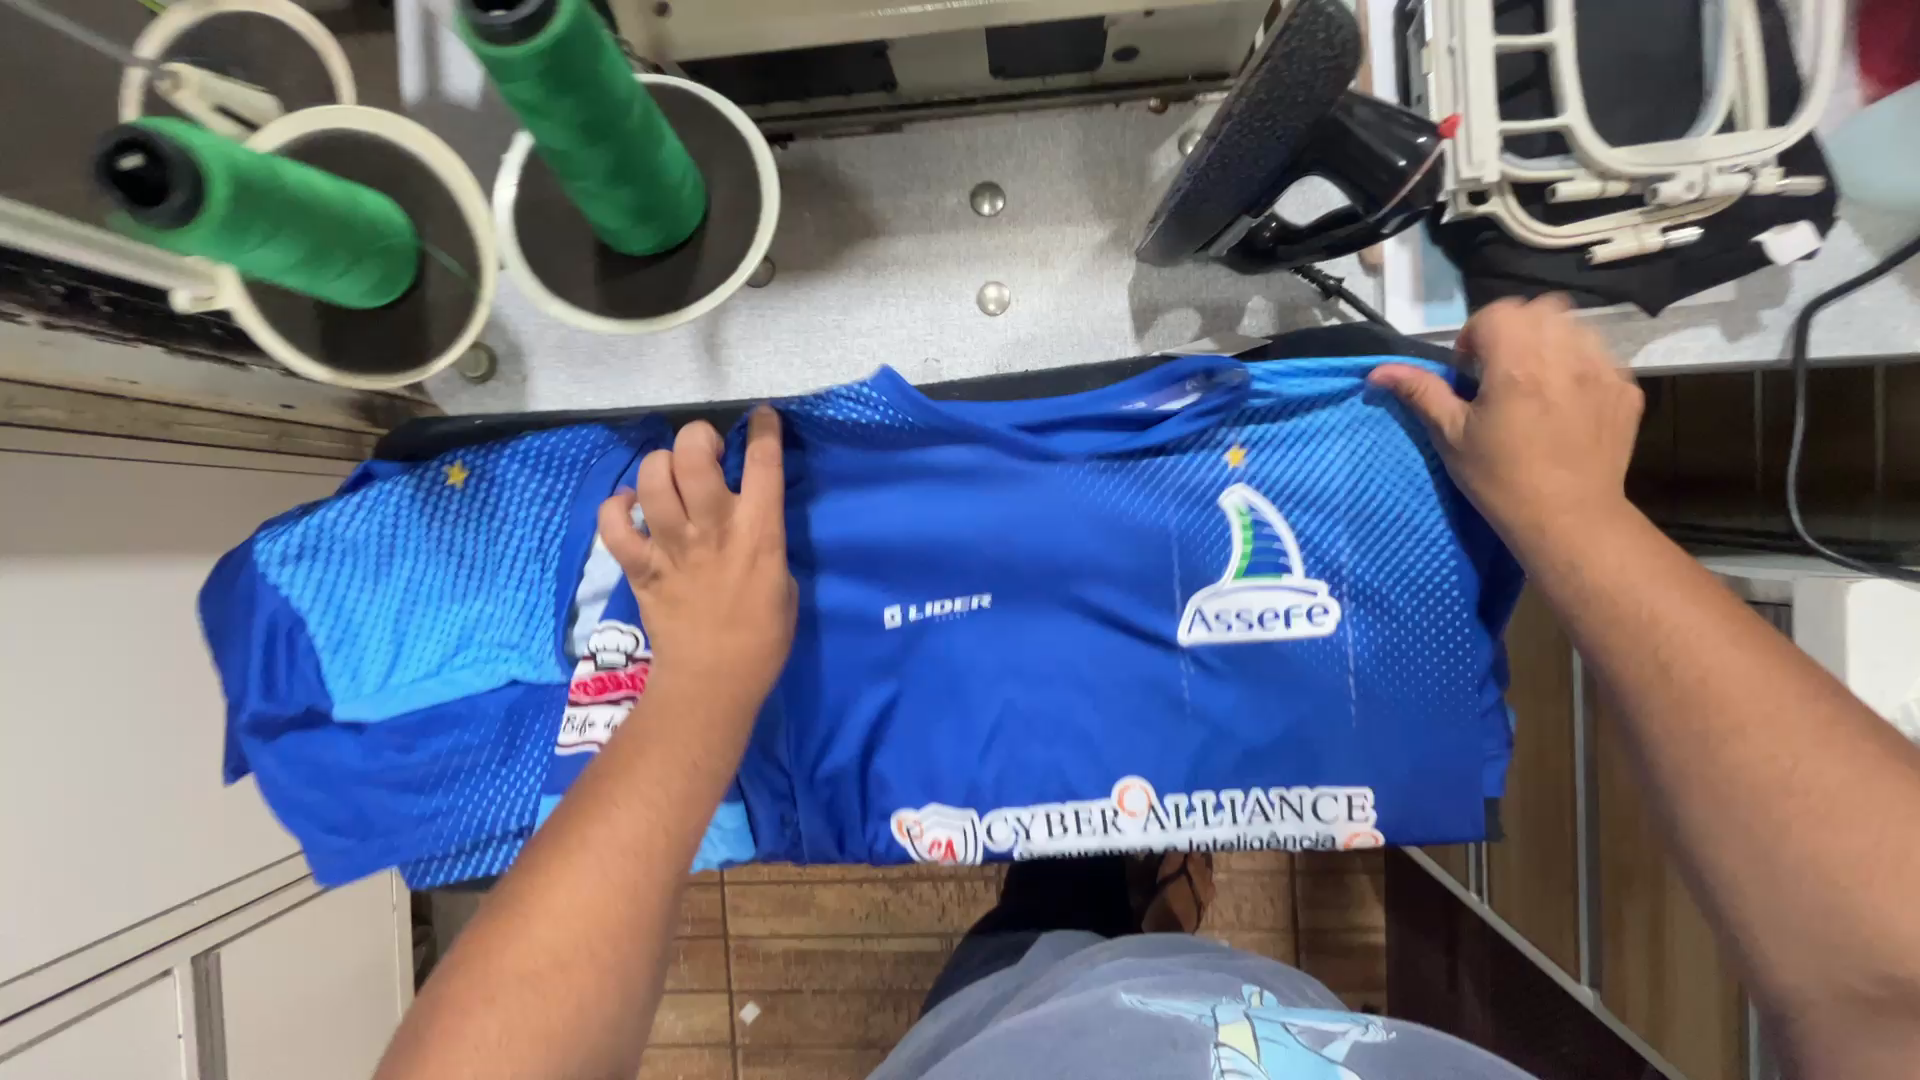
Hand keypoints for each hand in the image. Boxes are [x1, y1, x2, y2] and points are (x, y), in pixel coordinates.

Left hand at [596, 407, 795, 709]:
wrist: (714, 682)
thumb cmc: (764, 635)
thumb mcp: (783, 580)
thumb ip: (764, 540)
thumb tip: (748, 517)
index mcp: (759, 534)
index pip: (763, 463)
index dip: (762, 429)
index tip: (761, 417)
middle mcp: (713, 530)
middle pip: (693, 457)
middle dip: (698, 437)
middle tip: (706, 449)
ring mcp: (672, 547)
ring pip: (653, 480)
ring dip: (660, 466)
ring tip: (670, 477)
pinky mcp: (640, 567)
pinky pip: (615, 523)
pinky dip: (618, 507)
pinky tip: (632, 507)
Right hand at [1367, 294, 1643, 552]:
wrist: (1566, 516)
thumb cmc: (1497, 478)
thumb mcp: (1450, 436)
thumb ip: (1421, 393)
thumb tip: (1379, 371)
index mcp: (1517, 368)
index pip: (1500, 313)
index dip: (1476, 333)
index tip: (1469, 368)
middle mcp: (1566, 360)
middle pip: (1541, 310)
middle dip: (1514, 330)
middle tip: (1498, 369)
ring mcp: (1603, 372)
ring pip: (1574, 327)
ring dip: (1547, 342)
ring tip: (1531, 382)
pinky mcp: (1625, 389)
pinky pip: (1599, 356)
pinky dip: (1575, 365)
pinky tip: (1561, 401)